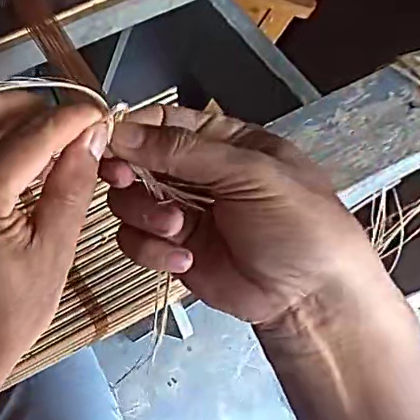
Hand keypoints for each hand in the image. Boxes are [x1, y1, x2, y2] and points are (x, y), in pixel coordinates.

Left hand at [0, 92, 108, 419]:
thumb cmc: (10, 314)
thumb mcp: (54, 253)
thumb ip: (72, 187)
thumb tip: (92, 135)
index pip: (30, 134)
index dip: (72, 119)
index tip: (103, 117)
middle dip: (37, 108)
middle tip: (75, 128)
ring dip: (13, 116)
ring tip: (53, 139)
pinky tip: (25, 158)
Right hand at [101, 104, 387, 329]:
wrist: (310, 298)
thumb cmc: (299, 225)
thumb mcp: (251, 174)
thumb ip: (185, 151)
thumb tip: (123, 131)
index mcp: (223, 142)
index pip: (165, 122)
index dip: (134, 129)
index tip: (110, 140)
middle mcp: (197, 174)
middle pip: (137, 161)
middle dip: (127, 172)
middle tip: (124, 181)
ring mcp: (183, 213)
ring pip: (129, 202)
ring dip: (144, 215)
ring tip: (176, 229)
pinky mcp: (173, 250)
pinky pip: (136, 241)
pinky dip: (151, 250)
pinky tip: (183, 260)